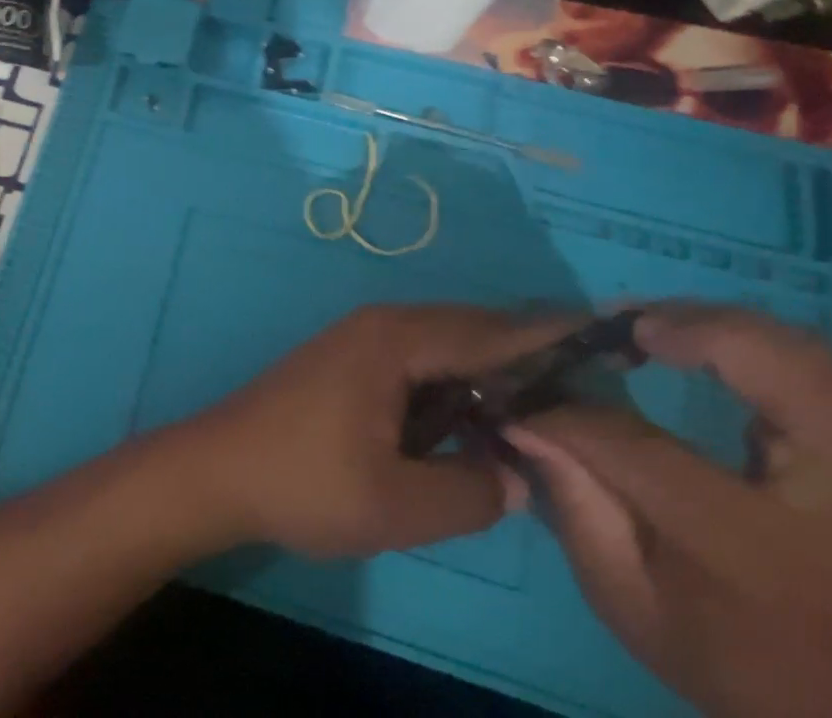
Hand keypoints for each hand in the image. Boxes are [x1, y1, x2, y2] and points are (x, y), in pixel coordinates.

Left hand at [180, 305, 573, 557]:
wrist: (212, 474)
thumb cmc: (302, 483)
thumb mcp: (399, 505)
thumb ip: (475, 492)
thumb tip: (521, 476)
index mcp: (397, 340)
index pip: (497, 331)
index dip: (558, 339)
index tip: (619, 346)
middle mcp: (381, 326)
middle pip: (474, 332)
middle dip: (530, 362)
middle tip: (593, 398)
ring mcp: (358, 343)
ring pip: (445, 350)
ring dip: (490, 378)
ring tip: (547, 416)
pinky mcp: (345, 366)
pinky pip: (418, 365)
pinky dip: (453, 388)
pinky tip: (474, 426)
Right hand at [506, 305, 831, 717]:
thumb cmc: (719, 650)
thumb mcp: (623, 596)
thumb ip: (574, 506)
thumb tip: (523, 420)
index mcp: (752, 546)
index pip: (643, 450)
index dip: (571, 417)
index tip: (521, 400)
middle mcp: (831, 497)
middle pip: (783, 379)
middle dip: (696, 333)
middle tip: (618, 327)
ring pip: (820, 362)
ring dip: (732, 327)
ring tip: (655, 324)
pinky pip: (830, 373)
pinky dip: (767, 343)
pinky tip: (711, 340)